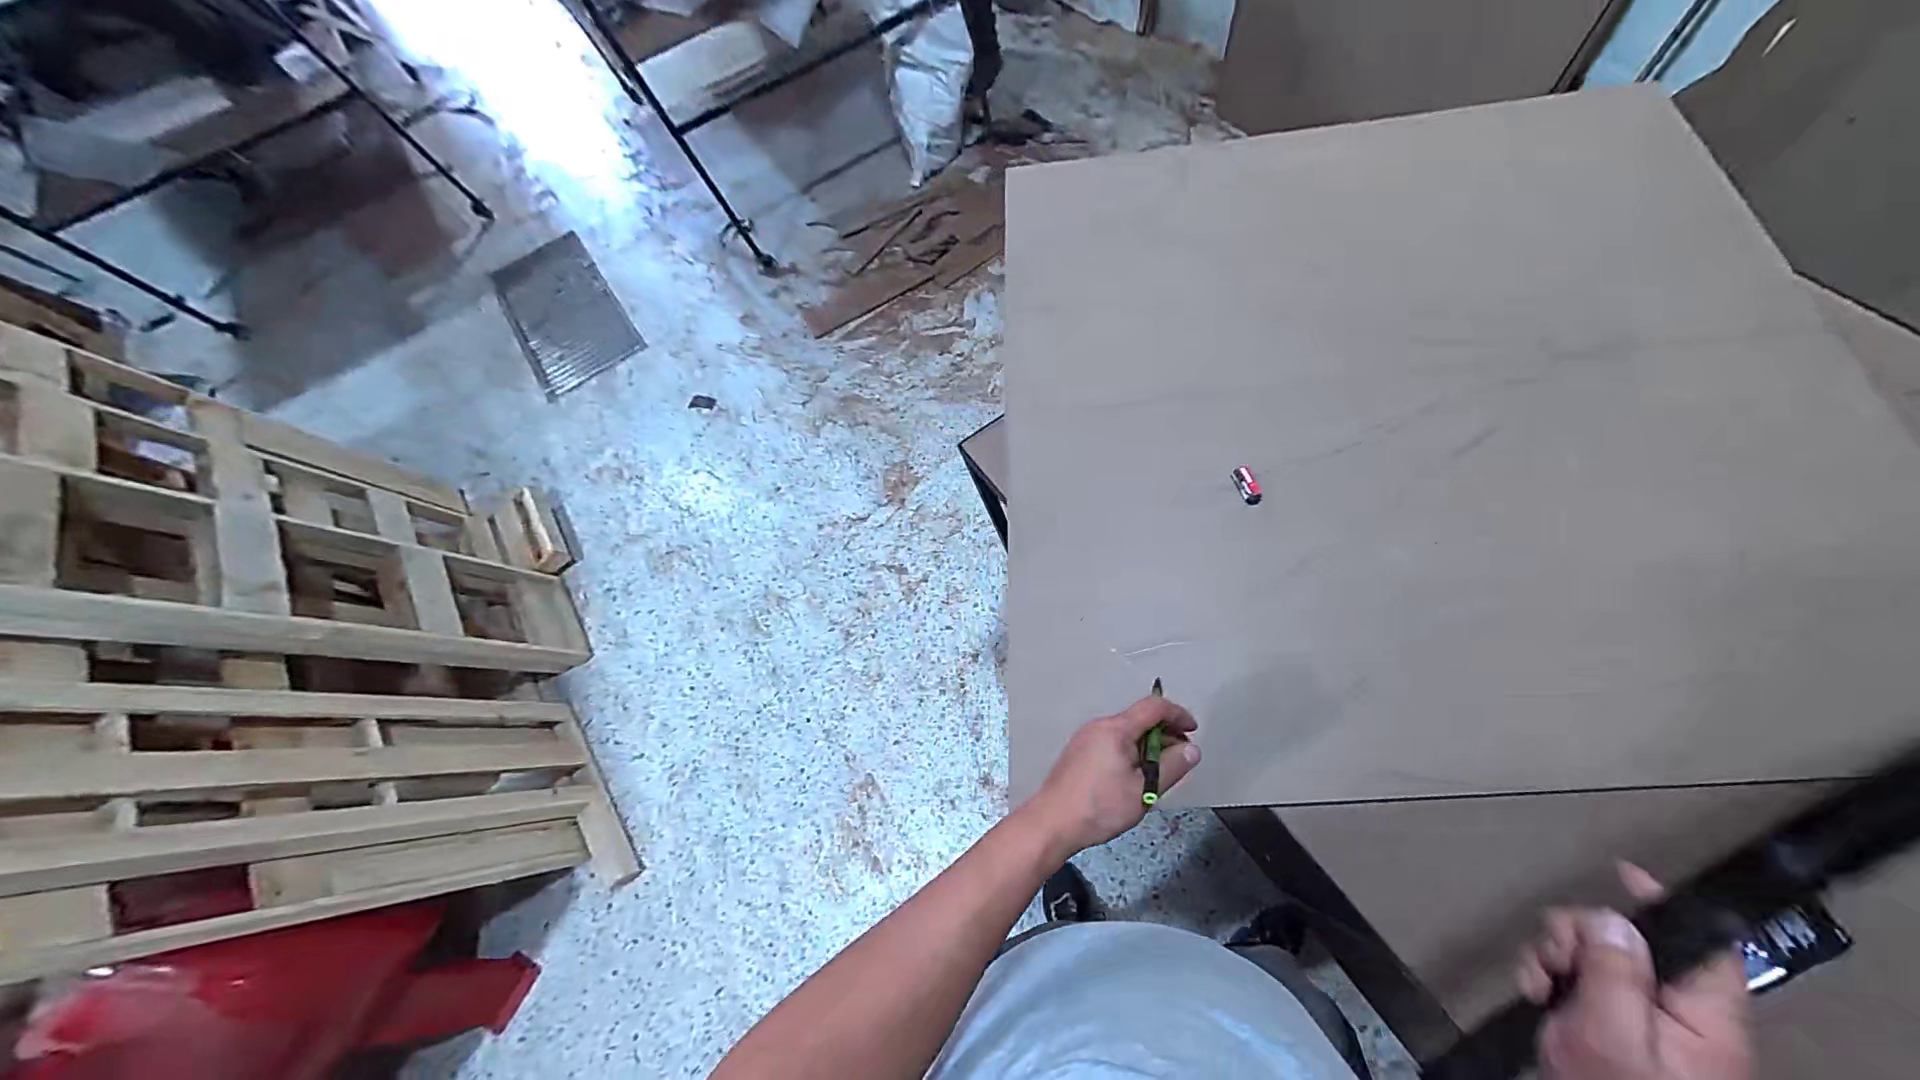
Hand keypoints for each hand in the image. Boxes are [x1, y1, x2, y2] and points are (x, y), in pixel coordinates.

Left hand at [1016, 695, 1199, 858]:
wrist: (1053, 822)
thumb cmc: (1098, 807)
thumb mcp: (1145, 790)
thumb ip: (1171, 767)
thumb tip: (1191, 750)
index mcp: (1116, 729)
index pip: (1154, 707)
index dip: (1178, 714)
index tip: (1192, 730)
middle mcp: (1098, 726)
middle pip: (1139, 718)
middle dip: (1164, 734)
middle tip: (1179, 758)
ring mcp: (1085, 737)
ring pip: (1125, 731)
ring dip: (1147, 744)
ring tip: (1157, 773)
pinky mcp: (1078, 751)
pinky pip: (1111, 741)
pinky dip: (1129, 750)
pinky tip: (1133, 776)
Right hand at [1516, 863, 1750, 1079]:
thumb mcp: (1612, 1035)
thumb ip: (1614, 974)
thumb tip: (1611, 920)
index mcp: (1700, 1017)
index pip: (1701, 946)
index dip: (1666, 905)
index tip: (1625, 874)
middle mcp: (1672, 1009)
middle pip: (1624, 938)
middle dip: (1576, 934)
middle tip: (1558, 958)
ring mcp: (1634, 1014)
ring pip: (1589, 951)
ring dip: (1553, 953)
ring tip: (1542, 982)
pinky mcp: (1602, 1018)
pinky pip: (1570, 973)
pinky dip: (1544, 972)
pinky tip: (1537, 989)